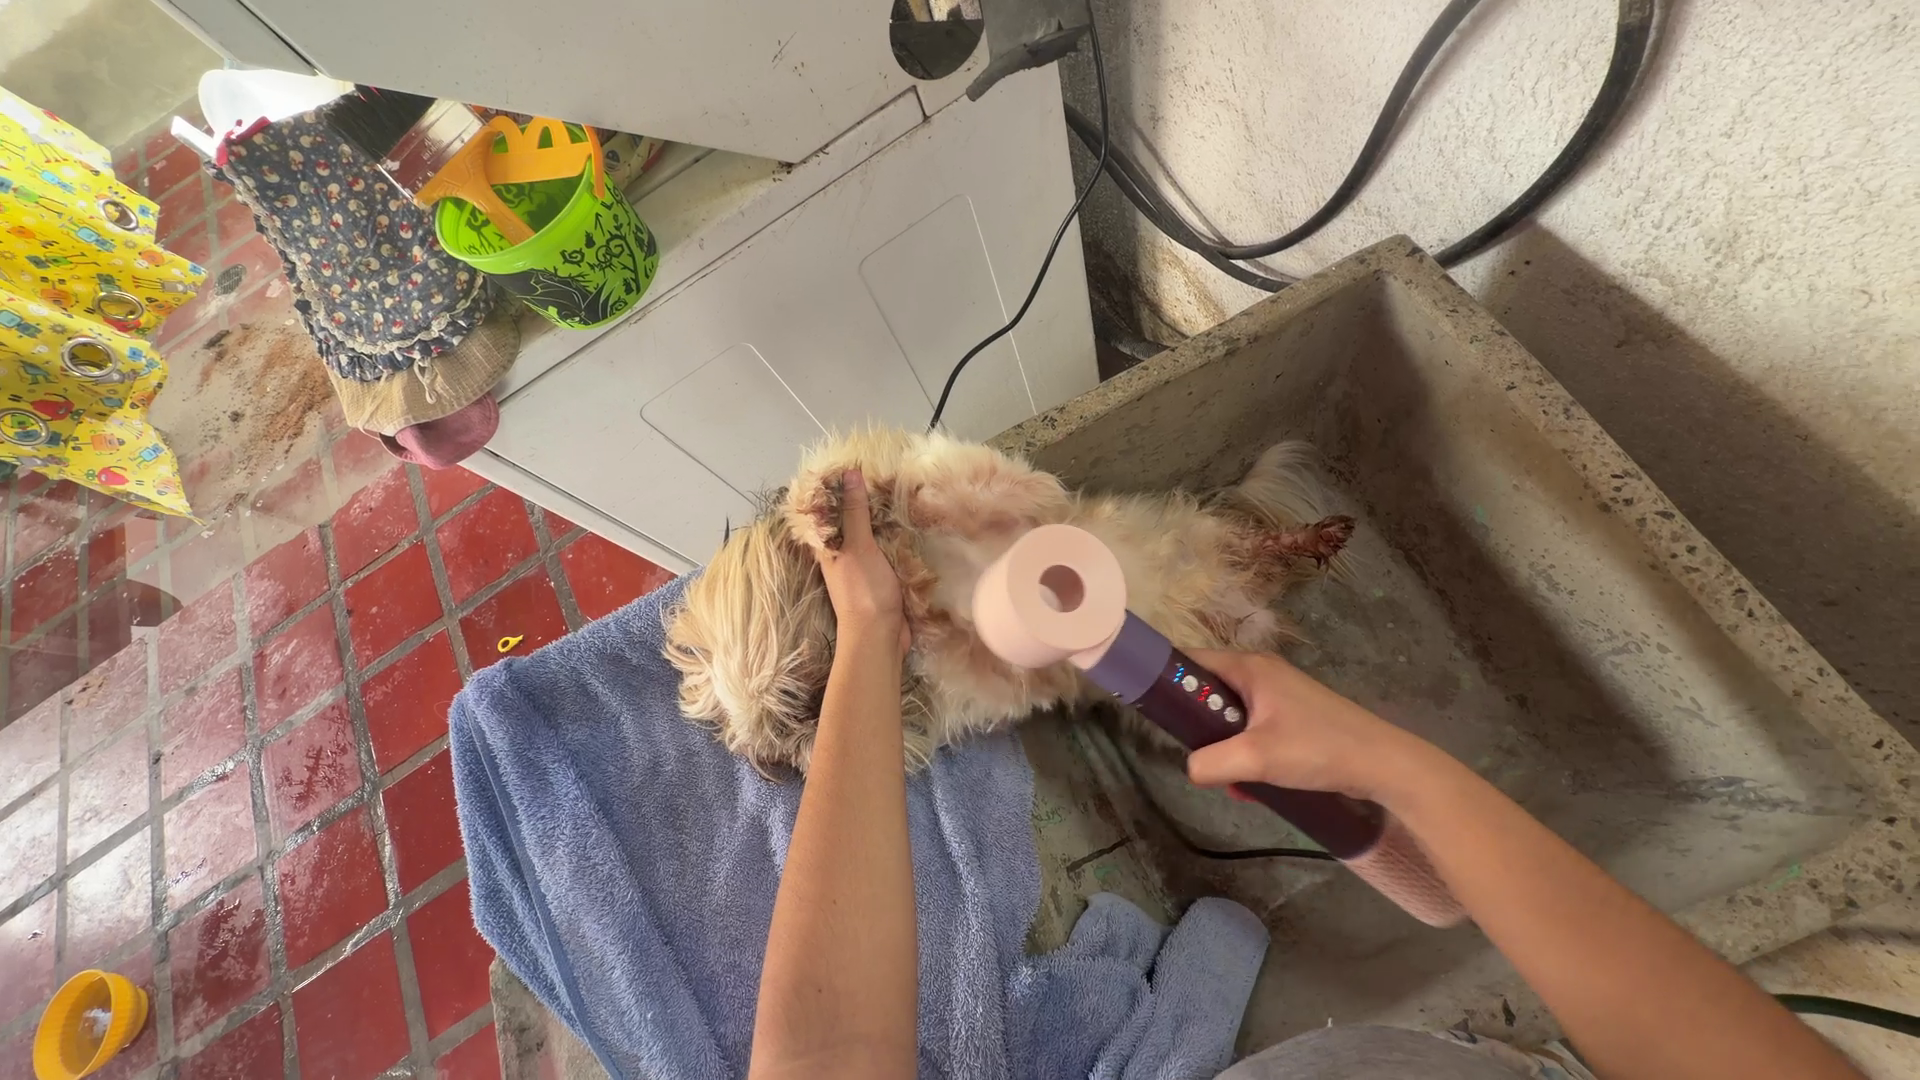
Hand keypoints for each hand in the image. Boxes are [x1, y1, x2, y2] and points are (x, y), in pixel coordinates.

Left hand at [814, 470, 909, 658]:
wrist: (879, 636)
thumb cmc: (864, 590)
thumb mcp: (858, 546)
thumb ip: (855, 512)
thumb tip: (850, 474)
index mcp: (827, 547)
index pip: (826, 510)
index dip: (834, 487)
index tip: (852, 465)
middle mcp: (840, 555)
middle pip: (848, 521)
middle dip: (861, 501)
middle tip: (881, 474)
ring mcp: (860, 567)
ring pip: (868, 536)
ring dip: (880, 520)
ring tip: (896, 493)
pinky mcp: (879, 578)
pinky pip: (884, 551)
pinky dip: (892, 539)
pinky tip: (906, 526)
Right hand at [1183, 649, 1432, 804]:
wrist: (1385, 765)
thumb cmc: (1319, 748)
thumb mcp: (1258, 758)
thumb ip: (1213, 763)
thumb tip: (1189, 769)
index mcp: (1250, 668)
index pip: (1191, 660)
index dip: (1166, 678)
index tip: (1150, 706)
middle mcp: (1262, 673)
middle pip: (1209, 690)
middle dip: (1199, 725)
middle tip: (1197, 752)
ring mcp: (1280, 694)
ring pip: (1231, 714)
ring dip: (1224, 745)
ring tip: (1232, 776)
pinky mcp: (1294, 716)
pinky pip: (1253, 727)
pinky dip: (1246, 751)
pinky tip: (1255, 781)